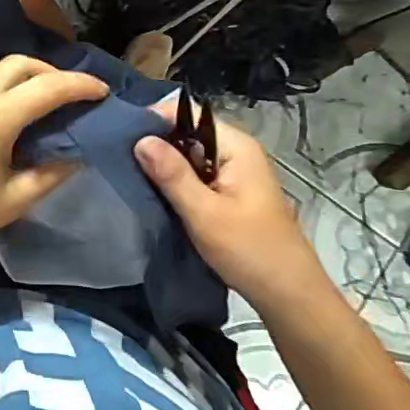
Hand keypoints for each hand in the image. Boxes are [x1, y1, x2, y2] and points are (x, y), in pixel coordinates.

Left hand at [0, 55, 109, 273]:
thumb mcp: (12, 201)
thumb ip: (52, 173)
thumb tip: (77, 154)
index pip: (48, 87)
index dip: (81, 85)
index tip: (102, 92)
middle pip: (19, 63)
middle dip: (52, 72)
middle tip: (71, 96)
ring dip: (23, 81)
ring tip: (39, 108)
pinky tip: (1, 122)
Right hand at [133, 99, 327, 308]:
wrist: (288, 295)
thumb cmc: (249, 250)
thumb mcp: (204, 213)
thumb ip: (172, 174)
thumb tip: (141, 139)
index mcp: (236, 147)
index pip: (190, 114)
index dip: (156, 120)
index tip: (123, 135)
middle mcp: (237, 153)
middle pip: (189, 134)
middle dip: (158, 144)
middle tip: (121, 158)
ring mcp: (235, 174)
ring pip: (191, 157)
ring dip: (166, 165)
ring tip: (131, 173)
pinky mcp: (230, 194)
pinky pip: (197, 176)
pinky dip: (177, 182)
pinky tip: (155, 194)